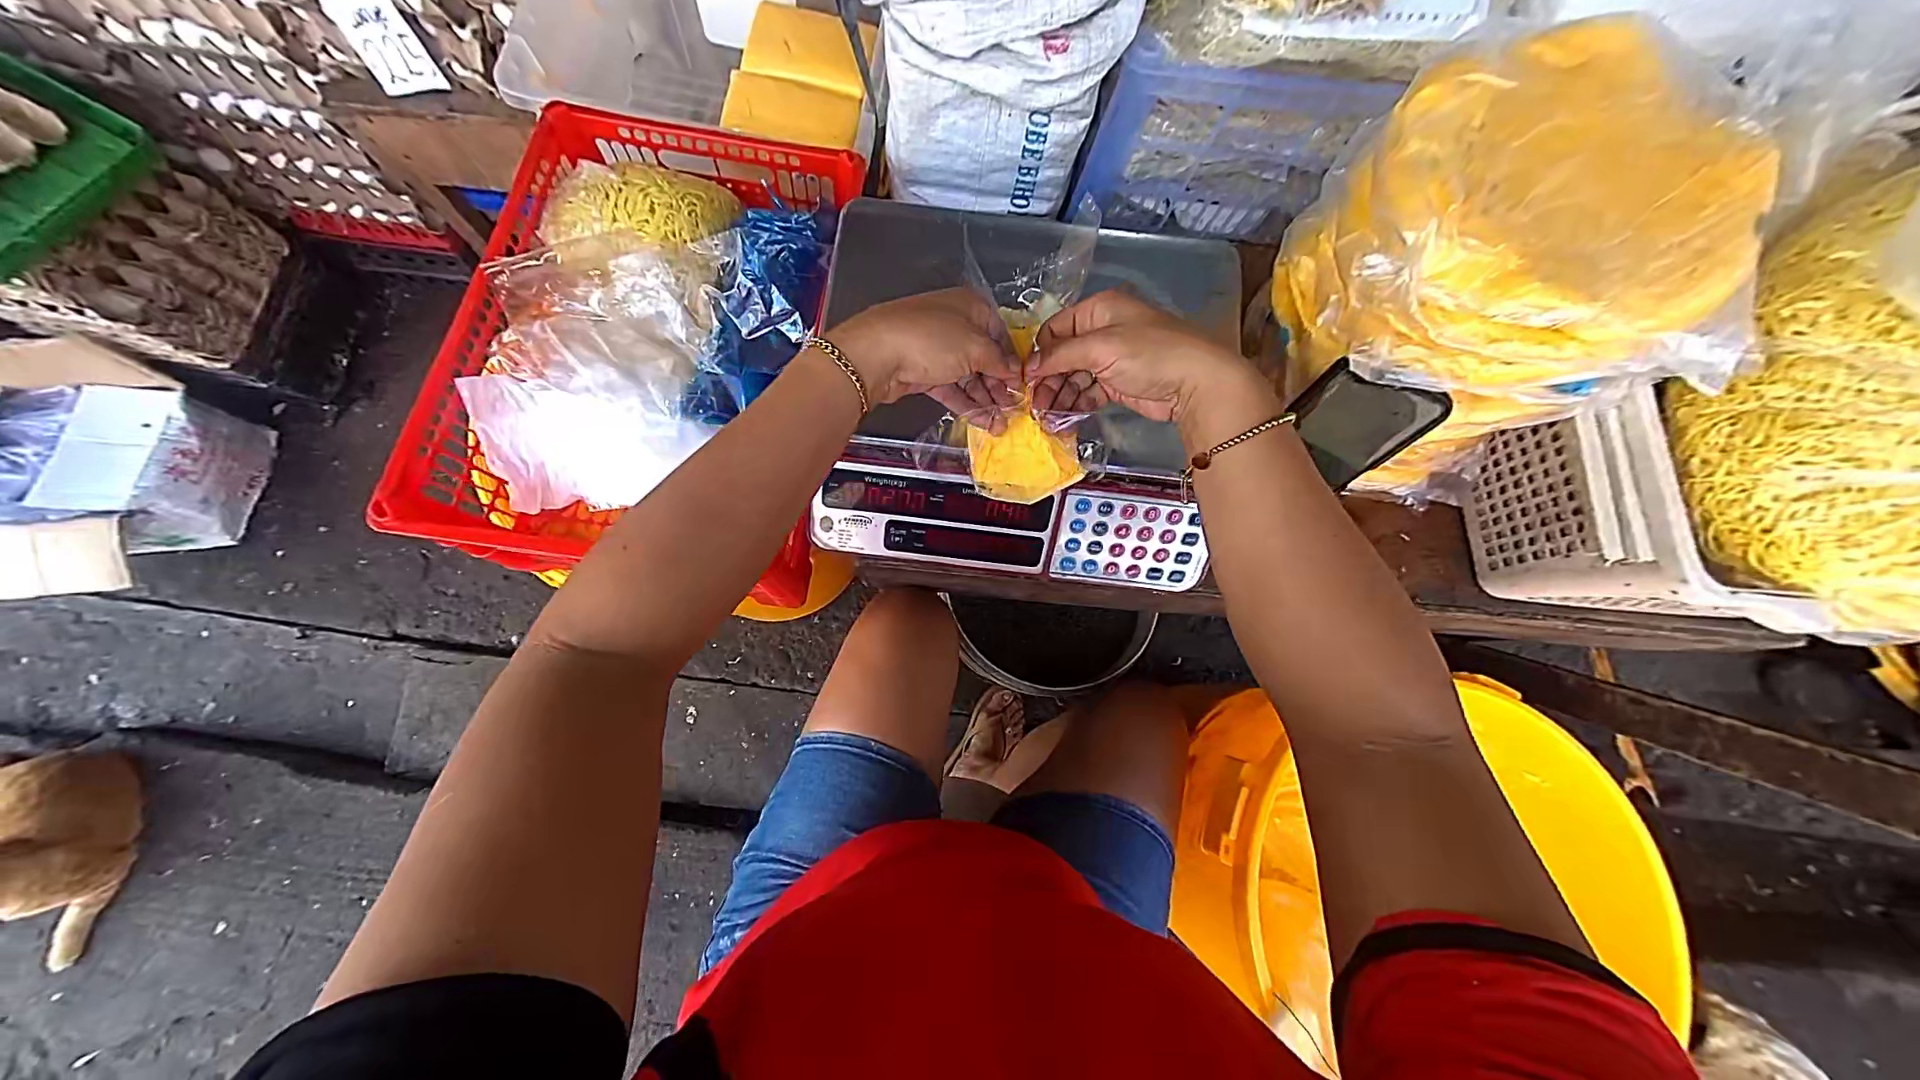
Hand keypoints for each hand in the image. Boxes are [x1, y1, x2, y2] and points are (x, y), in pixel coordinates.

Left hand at [826, 288, 1020, 417]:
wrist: (876, 354)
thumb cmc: (929, 339)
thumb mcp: (974, 347)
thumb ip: (998, 361)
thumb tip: (1014, 370)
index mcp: (971, 307)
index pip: (1000, 334)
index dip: (1012, 360)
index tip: (1022, 382)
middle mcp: (954, 325)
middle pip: (984, 358)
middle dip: (999, 385)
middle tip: (1013, 409)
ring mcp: (936, 350)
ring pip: (968, 377)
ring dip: (985, 400)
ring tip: (1000, 423)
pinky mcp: (923, 373)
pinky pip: (951, 389)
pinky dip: (966, 404)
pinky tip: (982, 420)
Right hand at [1028, 290, 1279, 443]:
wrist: (1197, 383)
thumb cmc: (1150, 355)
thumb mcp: (1101, 348)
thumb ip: (1061, 355)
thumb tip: (1030, 365)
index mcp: (1099, 310)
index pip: (1056, 329)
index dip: (1040, 354)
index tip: (1026, 379)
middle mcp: (1103, 331)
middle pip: (1062, 356)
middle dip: (1047, 380)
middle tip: (1034, 405)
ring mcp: (1111, 359)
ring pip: (1073, 377)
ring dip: (1058, 396)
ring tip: (1046, 417)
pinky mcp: (1118, 384)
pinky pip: (1087, 392)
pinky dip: (1075, 404)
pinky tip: (1063, 418)